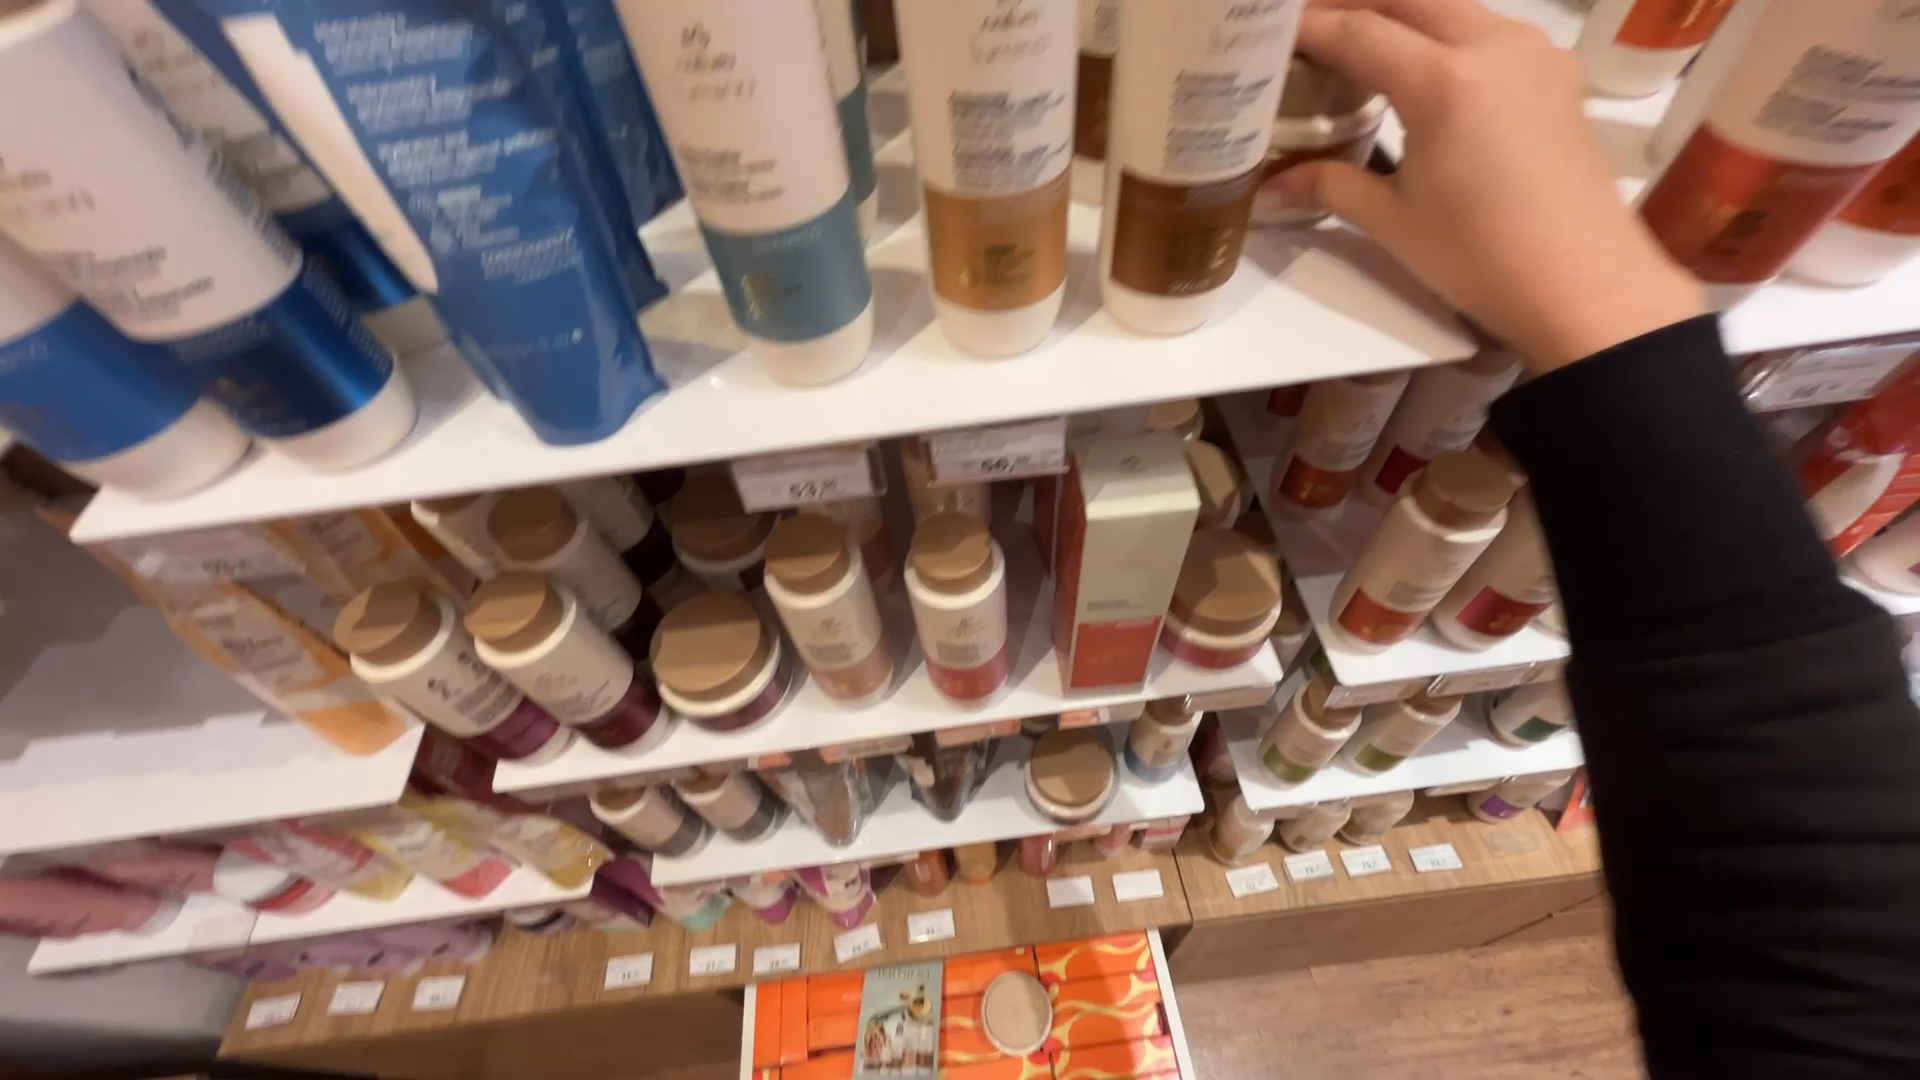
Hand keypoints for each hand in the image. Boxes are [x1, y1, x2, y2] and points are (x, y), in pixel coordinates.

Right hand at [1276, 0, 1705, 371]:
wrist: (1577, 277)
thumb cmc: (1475, 254)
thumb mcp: (1390, 220)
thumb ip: (1329, 185)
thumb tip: (1269, 186)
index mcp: (1445, 82)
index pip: (1362, 32)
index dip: (1311, 24)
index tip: (1270, 25)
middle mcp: (1494, 45)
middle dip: (1353, 0)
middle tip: (1306, 16)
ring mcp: (1533, 52)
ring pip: (1452, 6)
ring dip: (1399, 11)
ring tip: (1353, 37)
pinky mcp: (1553, 72)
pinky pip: (1485, 30)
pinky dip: (1439, 33)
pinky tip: (1415, 64)